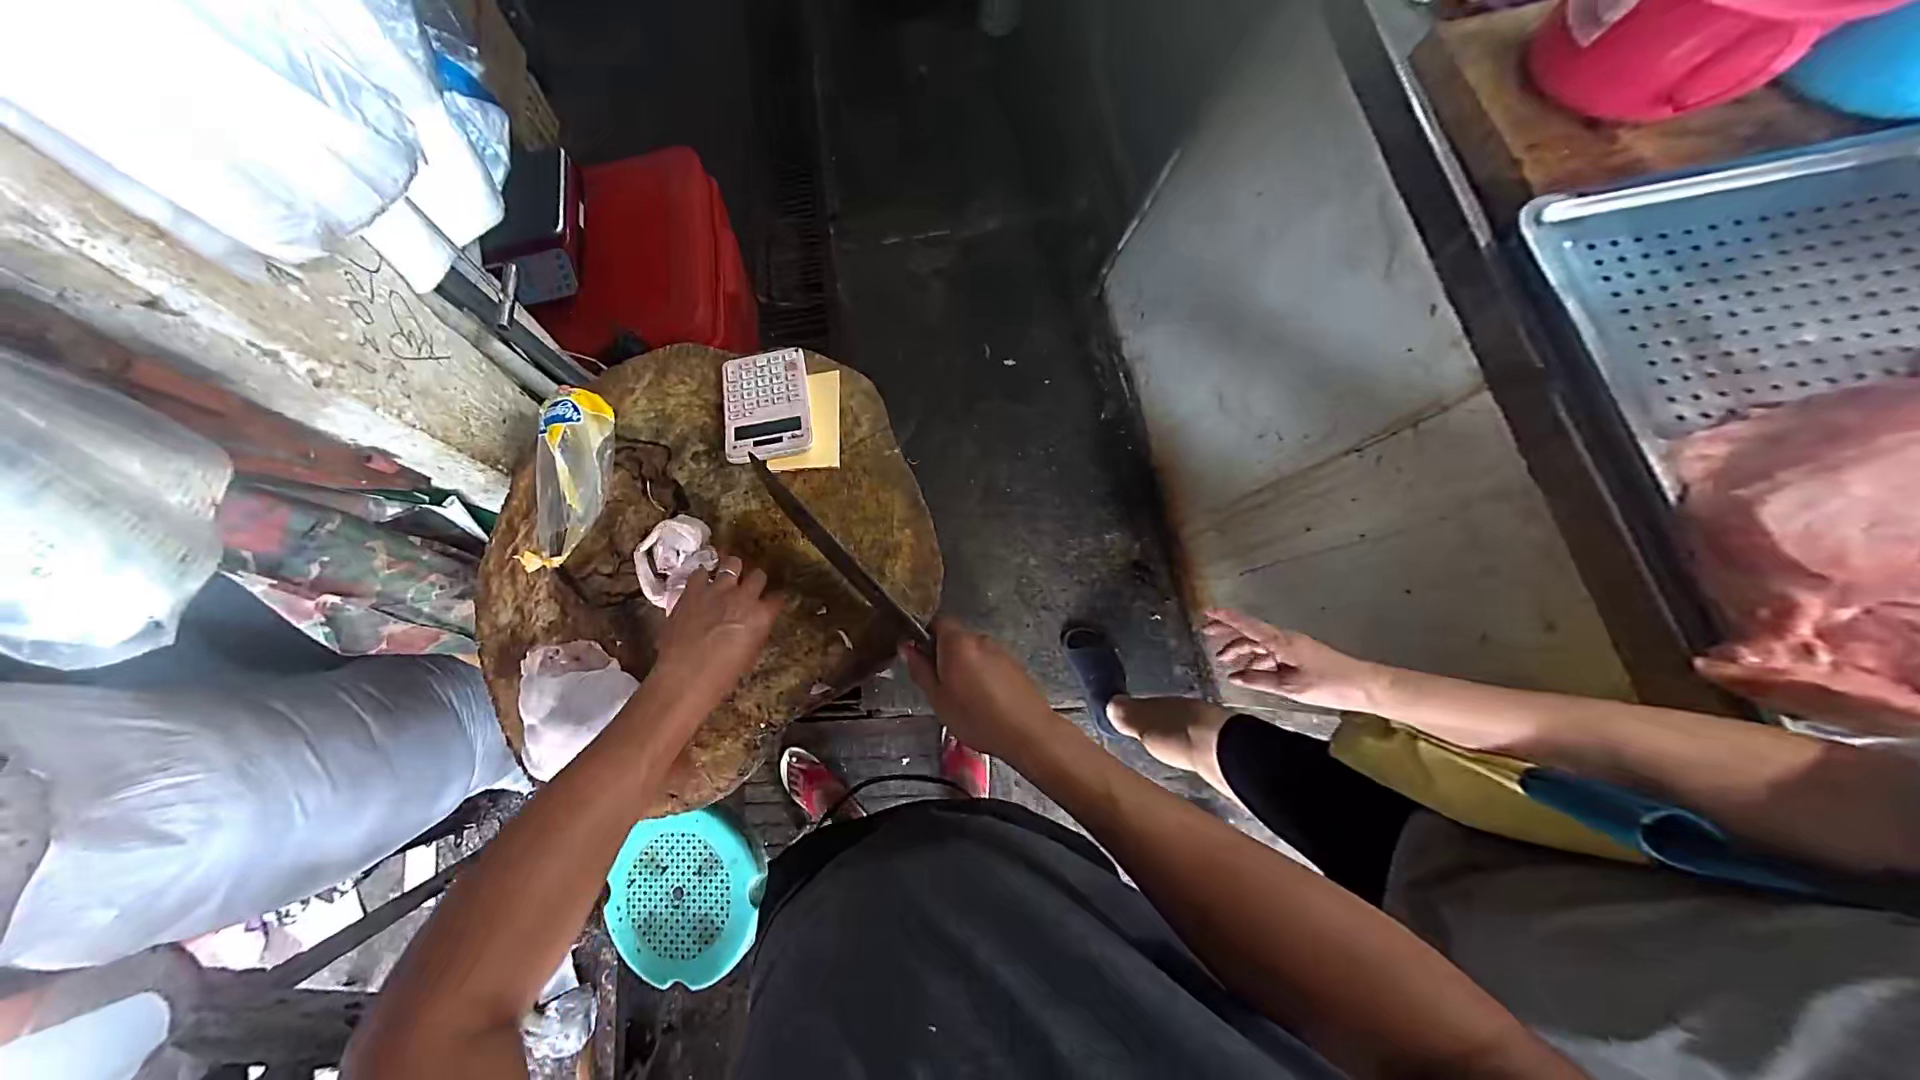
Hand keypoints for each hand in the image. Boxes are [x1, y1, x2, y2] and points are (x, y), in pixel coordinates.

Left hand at [646, 553, 783, 713]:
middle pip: (758, 575)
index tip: (771, 603)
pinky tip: (701, 583)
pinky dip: (703, 576)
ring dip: (732, 569)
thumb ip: (755, 632)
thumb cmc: (722, 675)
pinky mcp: (693, 590)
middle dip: (755, 581)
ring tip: (728, 575)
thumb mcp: (750, 655)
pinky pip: (701, 572)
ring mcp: (718, 590)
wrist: (685, 675)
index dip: (774, 600)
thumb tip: (753, 626)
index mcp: (762, 616)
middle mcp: (744, 597)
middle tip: (749, 587)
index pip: (777, 598)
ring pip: (732, 564)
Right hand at [902, 617, 1074, 759]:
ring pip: (973, 652)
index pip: (937, 622)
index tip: (920, 657)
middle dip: (945, 656)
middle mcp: (980, 640)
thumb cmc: (978, 718)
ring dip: (965, 667)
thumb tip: (907, 648)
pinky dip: (984, 676)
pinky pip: (990, 663)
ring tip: (964, 699)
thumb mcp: (938, 698)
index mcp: (957, 643)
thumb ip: (920, 669)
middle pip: (955, 638)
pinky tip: (984, 701)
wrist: (1027, 732)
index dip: (925, 636)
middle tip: (939, 685)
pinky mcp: (1014, 665)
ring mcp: (1001, 651)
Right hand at [1201, 609, 1387, 712]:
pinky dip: (1254, 659)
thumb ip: (1259, 680)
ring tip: (1221, 659)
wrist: (1366, 686)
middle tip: (1205, 633)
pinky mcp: (1298, 656)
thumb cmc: (1330, 685)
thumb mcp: (1290, 687)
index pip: (1247, 626)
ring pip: (1259, 643)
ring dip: (1239, 649)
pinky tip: (1245, 670)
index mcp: (1281, 642)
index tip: (1206, 611)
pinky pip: (1270, 653)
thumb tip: (1234, 676)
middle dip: (1226, 631)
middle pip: (1250, 631)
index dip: (1225, 618)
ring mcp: (1292, 647)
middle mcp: (1284, 639)